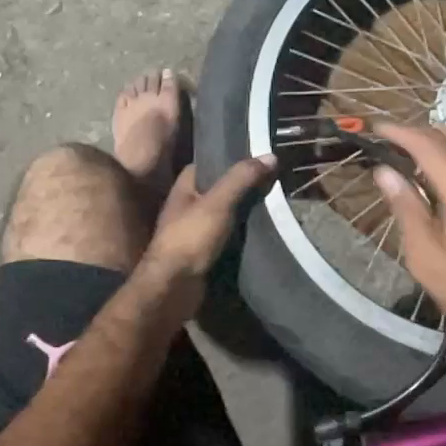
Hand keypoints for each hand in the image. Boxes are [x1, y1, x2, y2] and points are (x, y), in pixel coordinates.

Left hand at [142, 154, 276, 283]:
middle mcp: (186, 207)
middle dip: (241, 185)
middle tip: (271, 179)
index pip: (206, 164)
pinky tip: (261, 230)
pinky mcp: (203, 254)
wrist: (172, 290)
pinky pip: (227, 236)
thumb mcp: (218, 203)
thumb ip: (242, 178)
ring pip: (224, 214)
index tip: (255, 155)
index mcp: (183, 188)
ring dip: (243, 210)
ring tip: (273, 202)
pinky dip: (242, 233)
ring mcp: (194, 232)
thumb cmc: (190, 239)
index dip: (228, 158)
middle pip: (218, 189)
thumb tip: (271, 155)